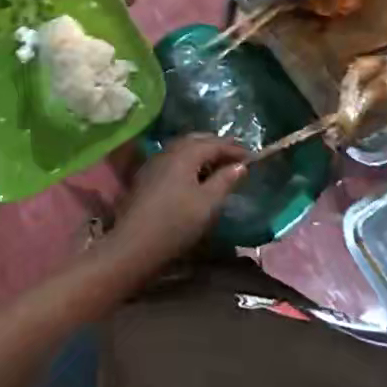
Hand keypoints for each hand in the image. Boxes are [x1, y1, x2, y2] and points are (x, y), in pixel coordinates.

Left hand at [105, 135, 248, 267]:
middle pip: (197, 140)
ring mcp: (154, 163)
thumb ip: (225, 180)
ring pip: (183, 149)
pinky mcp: (146, 177)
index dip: (236, 149)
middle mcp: (168, 151)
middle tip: (236, 157)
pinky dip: (189, 162)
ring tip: (218, 166)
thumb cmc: (176, 223)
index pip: (215, 143)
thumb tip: (240, 165)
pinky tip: (194, 177)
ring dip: (202, 153)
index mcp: (185, 153)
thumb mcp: (208, 203)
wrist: (133, 246)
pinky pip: (173, 159)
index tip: (253, 157)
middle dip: (218, 146)